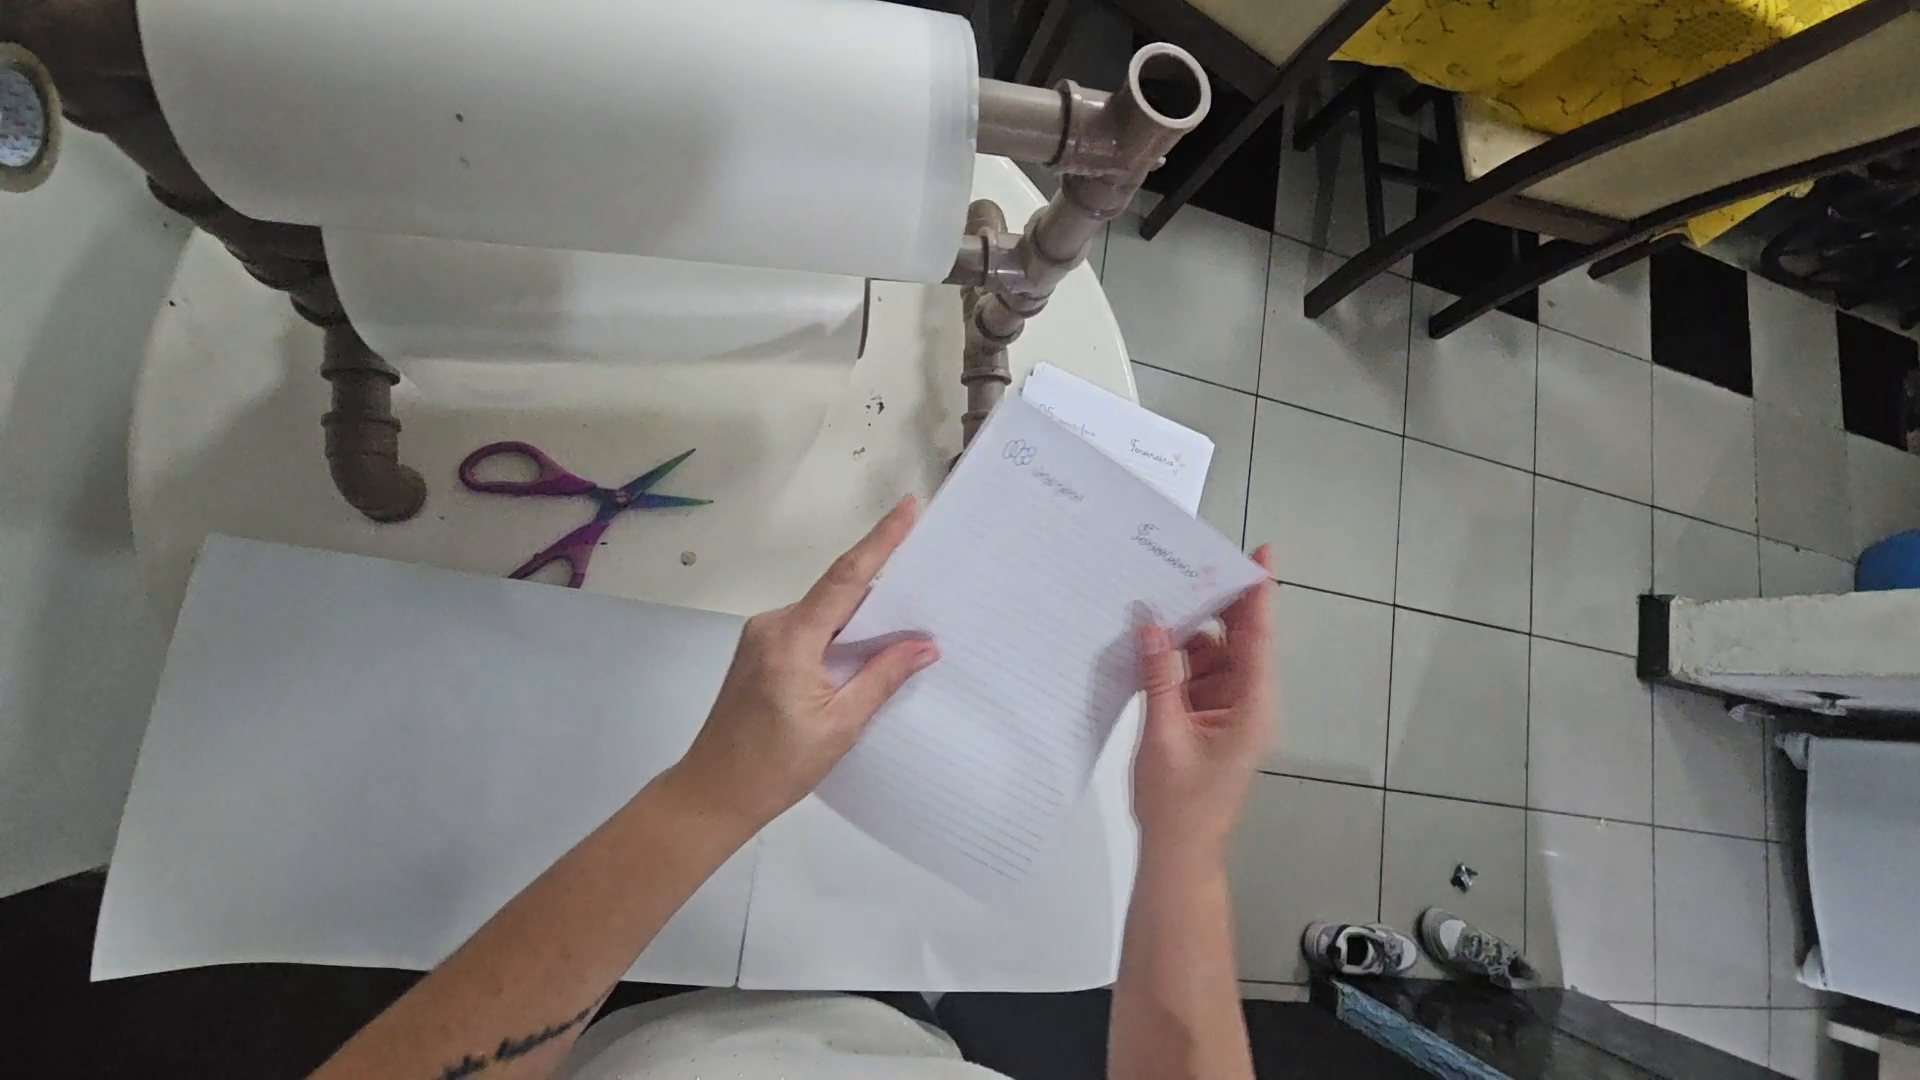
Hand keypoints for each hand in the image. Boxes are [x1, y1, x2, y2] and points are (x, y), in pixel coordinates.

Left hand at [670, 495, 938, 829]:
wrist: (711, 794)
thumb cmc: (774, 767)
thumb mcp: (840, 725)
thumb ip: (882, 678)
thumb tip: (925, 646)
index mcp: (792, 639)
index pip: (846, 578)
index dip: (881, 540)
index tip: (908, 507)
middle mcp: (773, 625)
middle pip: (838, 593)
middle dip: (883, 589)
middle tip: (928, 586)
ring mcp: (763, 636)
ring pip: (825, 612)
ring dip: (861, 619)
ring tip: (904, 631)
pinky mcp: (762, 650)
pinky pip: (811, 628)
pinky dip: (840, 634)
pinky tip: (864, 653)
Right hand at [1131, 546, 1274, 864]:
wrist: (1179, 849)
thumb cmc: (1179, 802)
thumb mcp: (1164, 736)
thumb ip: (1159, 678)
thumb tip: (1151, 624)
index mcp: (1251, 707)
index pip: (1259, 639)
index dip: (1259, 595)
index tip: (1262, 555)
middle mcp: (1246, 700)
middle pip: (1238, 639)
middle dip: (1217, 602)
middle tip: (1188, 562)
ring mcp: (1225, 706)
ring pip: (1212, 652)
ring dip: (1187, 629)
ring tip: (1158, 593)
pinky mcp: (1205, 713)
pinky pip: (1194, 671)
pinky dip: (1175, 655)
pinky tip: (1150, 634)